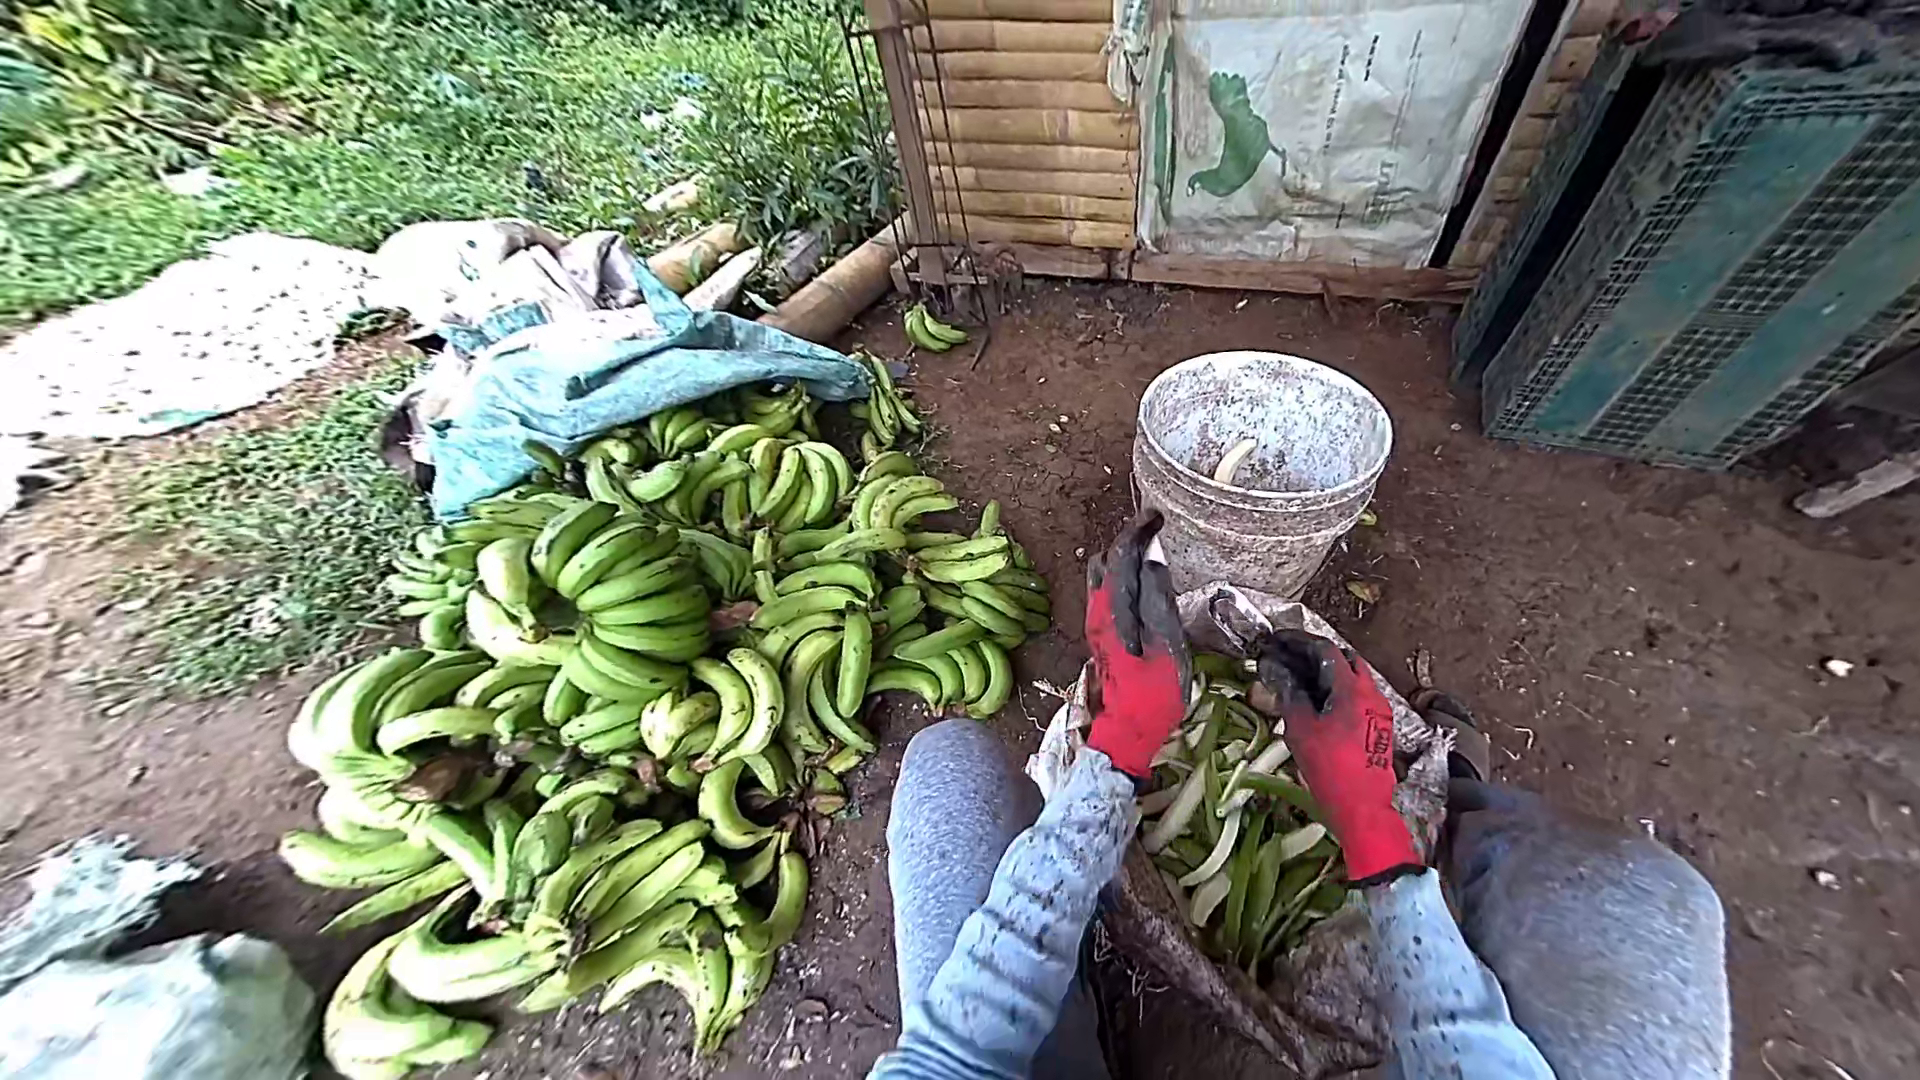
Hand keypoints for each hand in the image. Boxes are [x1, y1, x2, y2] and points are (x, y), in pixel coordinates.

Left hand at [1082, 511, 1188, 778]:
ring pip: (1101, 573)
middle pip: (1106, 559)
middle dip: (1128, 540)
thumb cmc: (1154, 689)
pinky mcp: (1098, 629)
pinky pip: (1104, 589)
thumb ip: (1157, 599)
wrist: (1128, 725)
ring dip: (1123, 557)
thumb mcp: (1166, 643)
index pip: (1120, 555)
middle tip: (1157, 532)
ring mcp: (1094, 619)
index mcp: (1112, 607)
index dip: (1137, 531)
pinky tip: (1141, 581)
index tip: (1157, 517)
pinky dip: (1121, 575)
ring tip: (1152, 551)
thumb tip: (1152, 559)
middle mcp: (1096, 607)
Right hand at [1249, 629, 1417, 884]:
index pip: (1326, 651)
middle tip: (1289, 653)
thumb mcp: (1300, 727)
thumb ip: (1290, 693)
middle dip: (1316, 652)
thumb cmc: (1329, 767)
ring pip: (1354, 677)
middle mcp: (1373, 695)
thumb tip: (1277, 669)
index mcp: (1353, 691)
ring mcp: (1380, 711)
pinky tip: (1316, 698)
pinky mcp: (1380, 726)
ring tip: (1298, 674)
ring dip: (1328, 670)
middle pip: (1346, 659)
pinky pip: (1358, 695)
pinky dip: (1336, 688)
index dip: (1299, 641)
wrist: (1364, 809)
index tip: (1277, 640)